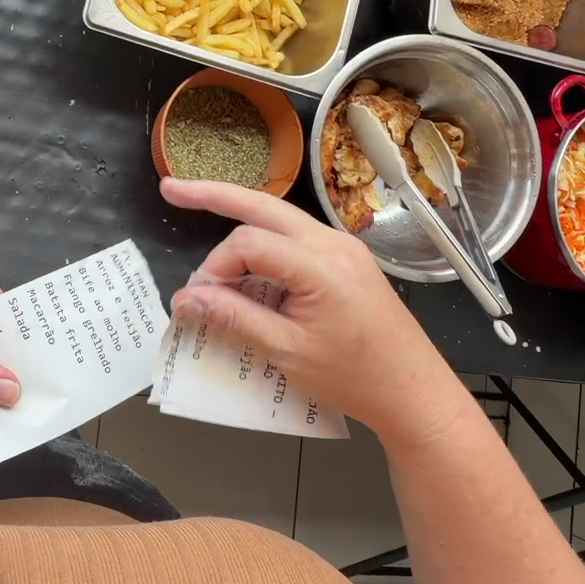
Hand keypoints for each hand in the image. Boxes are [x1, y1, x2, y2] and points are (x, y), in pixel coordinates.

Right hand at [160, 178, 470, 443]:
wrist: (414, 393)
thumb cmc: (355, 378)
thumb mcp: (287, 352)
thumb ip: (234, 318)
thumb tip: (187, 298)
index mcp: (321, 265)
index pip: (248, 243)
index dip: (215, 267)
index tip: (200, 301)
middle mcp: (332, 243)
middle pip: (261, 205)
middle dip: (212, 194)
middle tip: (170, 190)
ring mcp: (341, 247)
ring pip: (277, 216)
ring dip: (236, 215)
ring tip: (195, 204)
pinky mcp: (344, 259)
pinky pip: (293, 237)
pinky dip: (261, 242)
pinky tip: (241, 258)